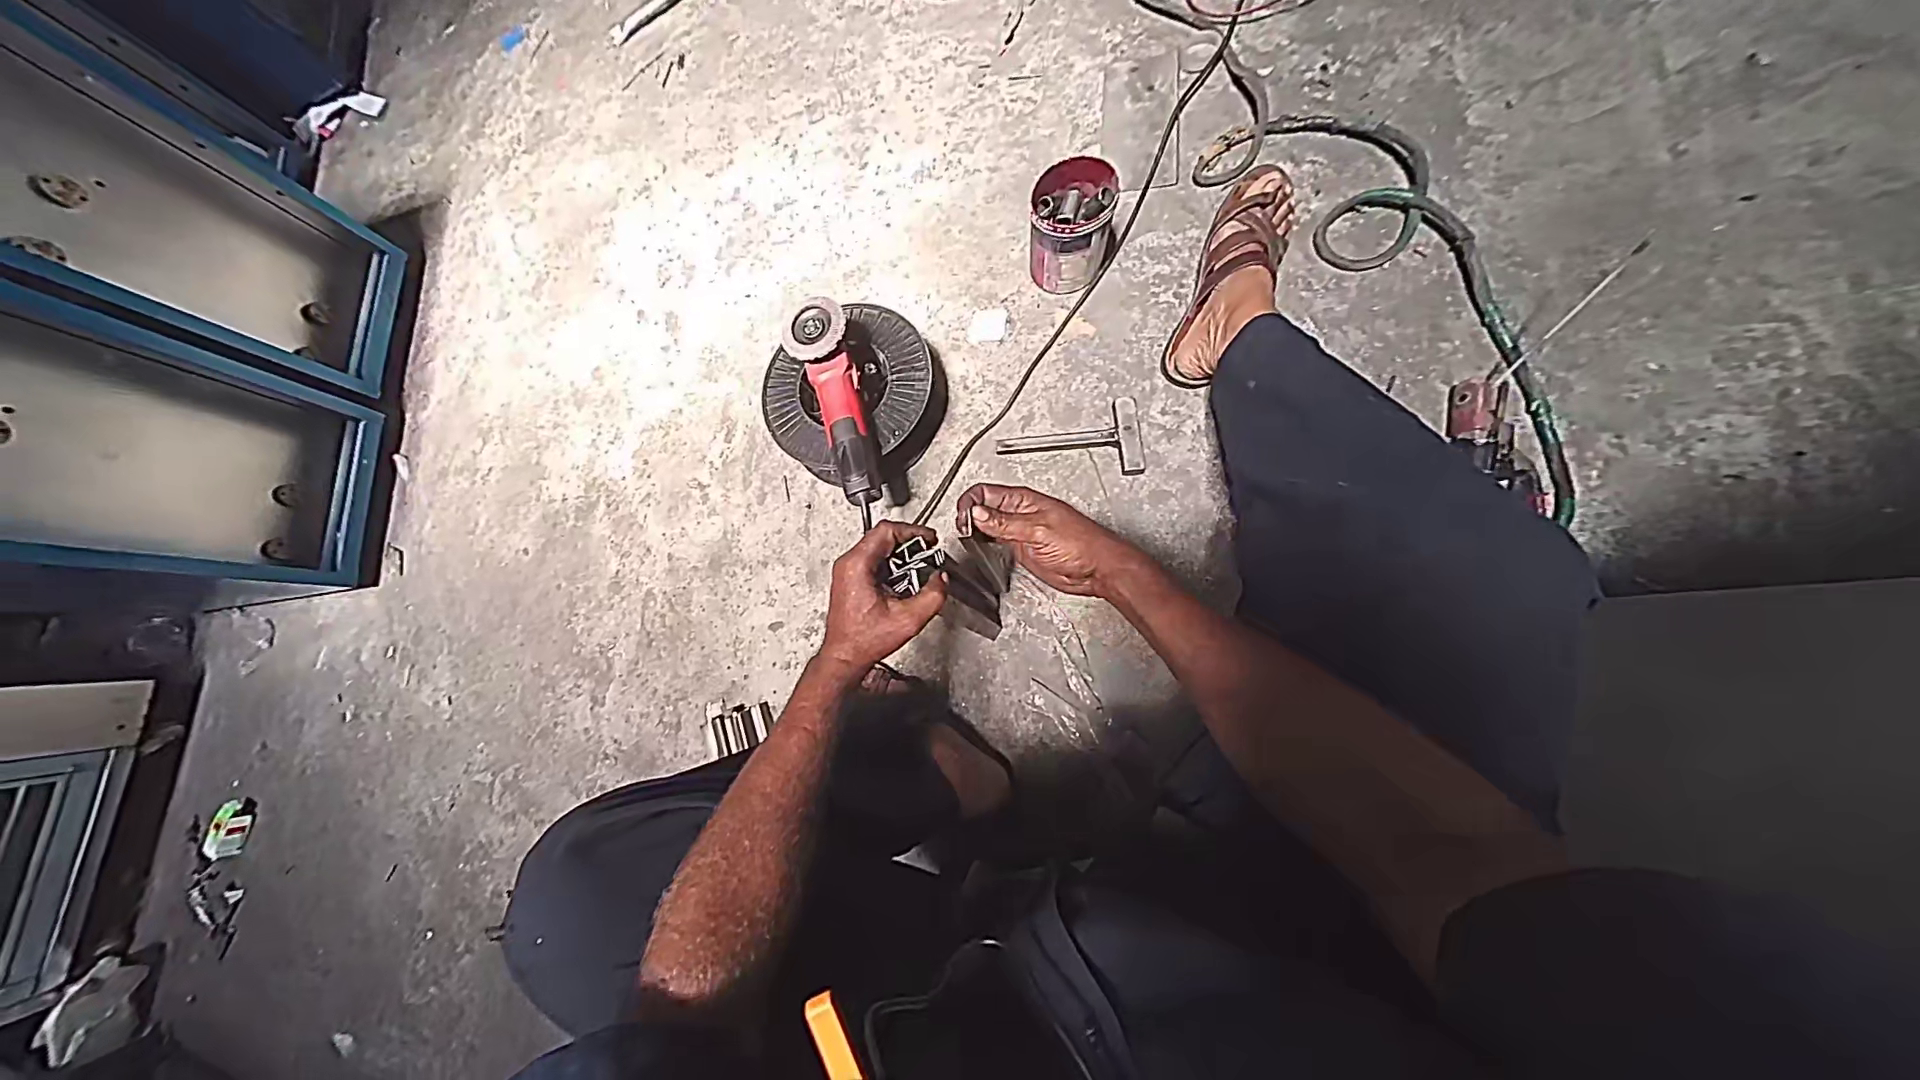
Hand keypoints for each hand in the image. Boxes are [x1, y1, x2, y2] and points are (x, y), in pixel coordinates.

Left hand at [818, 521, 947, 672]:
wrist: (845, 656)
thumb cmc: (863, 640)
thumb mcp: (908, 619)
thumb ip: (932, 596)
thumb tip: (941, 579)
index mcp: (857, 565)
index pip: (886, 531)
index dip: (912, 531)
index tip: (928, 538)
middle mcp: (848, 564)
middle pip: (882, 536)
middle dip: (909, 542)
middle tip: (927, 551)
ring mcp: (847, 571)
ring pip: (878, 547)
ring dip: (901, 554)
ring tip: (918, 566)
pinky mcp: (850, 579)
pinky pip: (874, 560)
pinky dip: (892, 564)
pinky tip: (904, 580)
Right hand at [954, 484, 1143, 596]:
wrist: (1098, 569)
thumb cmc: (1082, 544)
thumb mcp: (1038, 530)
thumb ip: (1005, 523)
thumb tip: (978, 514)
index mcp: (1024, 500)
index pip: (985, 492)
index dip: (970, 503)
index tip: (965, 520)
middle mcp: (1020, 513)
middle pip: (984, 507)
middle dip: (969, 516)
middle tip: (963, 530)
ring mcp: (1020, 531)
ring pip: (988, 524)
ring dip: (976, 529)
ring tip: (968, 538)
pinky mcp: (1022, 548)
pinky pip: (997, 540)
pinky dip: (985, 542)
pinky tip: (981, 547)